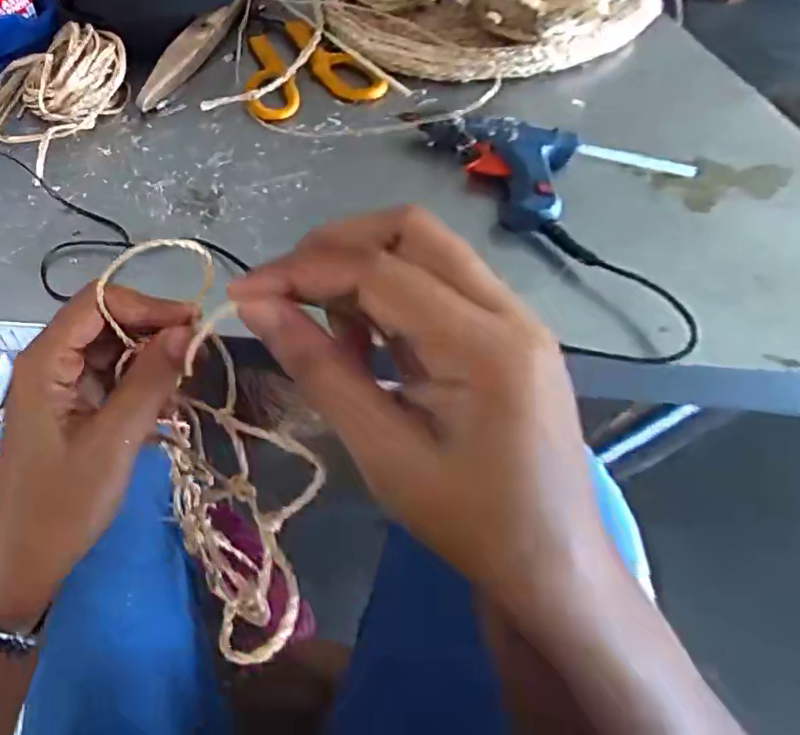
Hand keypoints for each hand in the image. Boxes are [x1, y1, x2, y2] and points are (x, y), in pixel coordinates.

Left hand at [0, 285, 198, 628]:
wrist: (26, 560)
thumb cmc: (64, 503)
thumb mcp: (115, 441)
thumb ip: (149, 381)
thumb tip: (187, 329)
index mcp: (45, 359)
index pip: (97, 302)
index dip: (146, 304)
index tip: (192, 322)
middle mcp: (47, 359)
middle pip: (103, 321)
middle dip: (150, 332)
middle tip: (196, 354)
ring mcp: (56, 381)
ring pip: (108, 348)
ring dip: (146, 360)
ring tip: (184, 384)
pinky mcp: (67, 403)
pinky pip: (106, 376)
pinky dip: (135, 383)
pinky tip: (163, 406)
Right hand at [228, 207, 616, 618]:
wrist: (558, 571)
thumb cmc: (469, 520)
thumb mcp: (379, 449)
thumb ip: (317, 366)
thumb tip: (253, 305)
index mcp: (484, 345)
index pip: (375, 269)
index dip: (298, 271)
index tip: (242, 292)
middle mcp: (505, 310)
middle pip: (407, 229)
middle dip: (331, 246)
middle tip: (282, 289)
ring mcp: (509, 315)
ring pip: (418, 245)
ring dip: (354, 264)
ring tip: (317, 318)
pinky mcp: (499, 327)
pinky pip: (429, 278)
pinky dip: (379, 289)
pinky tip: (357, 339)